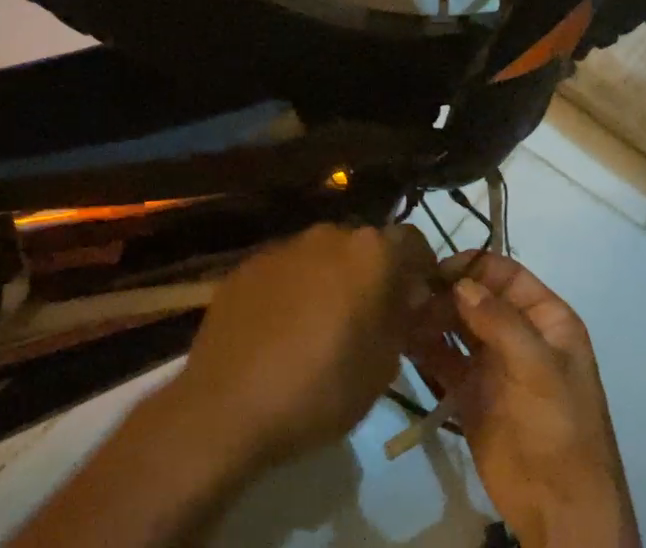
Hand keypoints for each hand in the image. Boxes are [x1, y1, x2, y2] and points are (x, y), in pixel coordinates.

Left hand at [163, 222, 437, 465]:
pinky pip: (285, 272)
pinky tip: (281, 332)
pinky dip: (293, 291)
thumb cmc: (320, 389)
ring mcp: (283, 248)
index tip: (416, 305)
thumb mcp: (384, 366)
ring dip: (331, 281)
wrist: (224, 410)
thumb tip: (411, 301)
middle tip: (370, 319)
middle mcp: (330, 235)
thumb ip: (406, 322)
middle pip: (365, 247)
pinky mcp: (245, 267)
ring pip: (322, 257)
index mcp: (372, 253)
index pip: (413, 243)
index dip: (421, 273)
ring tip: (320, 327)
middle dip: (373, 276)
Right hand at [410, 252, 639, 547]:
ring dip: (431, 319)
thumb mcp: (539, 367)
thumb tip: (461, 285)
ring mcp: (493, 364)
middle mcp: (519, 334)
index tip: (435, 268)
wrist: (559, 501)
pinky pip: (444, 362)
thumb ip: (500, 322)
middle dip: (446, 293)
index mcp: (547, 319)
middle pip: (478, 299)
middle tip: (407, 295)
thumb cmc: (559, 423)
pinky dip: (425, 350)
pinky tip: (401, 341)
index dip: (474, 268)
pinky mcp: (470, 393)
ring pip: (458, 328)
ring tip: (398, 314)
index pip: (507, 276)